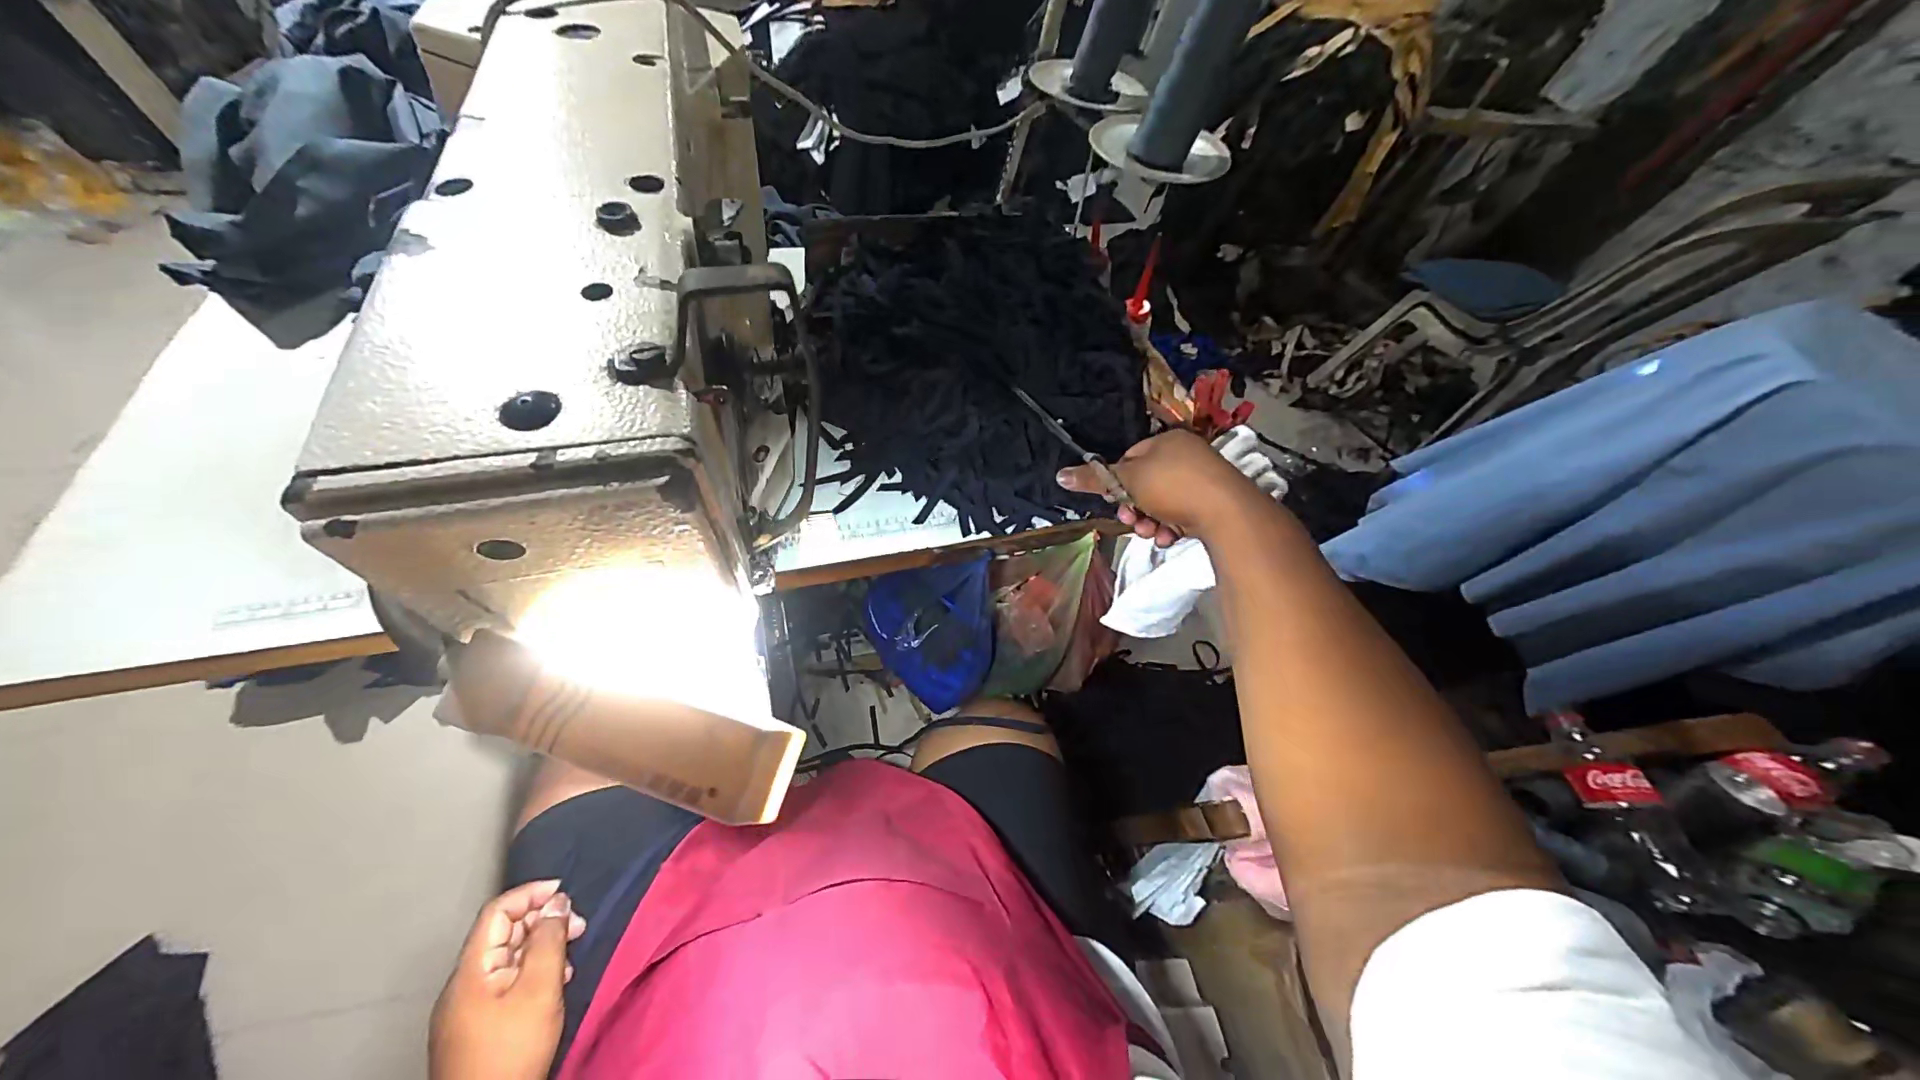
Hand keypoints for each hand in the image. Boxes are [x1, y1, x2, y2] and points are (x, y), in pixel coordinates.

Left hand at [429, 880, 586, 1079]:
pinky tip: (555, 980)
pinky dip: (533, 969)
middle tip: (578, 924)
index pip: (497, 913)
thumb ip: (549, 940)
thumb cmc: (512, 1049)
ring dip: (541, 945)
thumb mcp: (539, 989)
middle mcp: (463, 985)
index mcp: (471, 971)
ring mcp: (466, 1008)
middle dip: (542, 920)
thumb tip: (557, 903)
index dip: (530, 894)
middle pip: (502, 934)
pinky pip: (506, 981)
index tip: (564, 891)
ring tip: (571, 951)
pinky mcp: (476, 1027)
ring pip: (507, 958)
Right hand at [1058, 429, 1267, 545]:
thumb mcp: (1127, 481)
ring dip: (1149, 521)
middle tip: (1131, 520)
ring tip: (1151, 533)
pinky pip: (1181, 514)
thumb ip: (1094, 479)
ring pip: (1162, 503)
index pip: (1130, 458)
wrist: (1226, 512)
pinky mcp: (1213, 503)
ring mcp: (1202, 479)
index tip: (1114, 500)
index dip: (1118, 481)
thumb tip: (1060, 475)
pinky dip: (1171, 527)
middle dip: (1134, 507)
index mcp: (1167, 441)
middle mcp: (1186, 455)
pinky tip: (1169, 537)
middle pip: (1145, 483)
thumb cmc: (1172, 487)